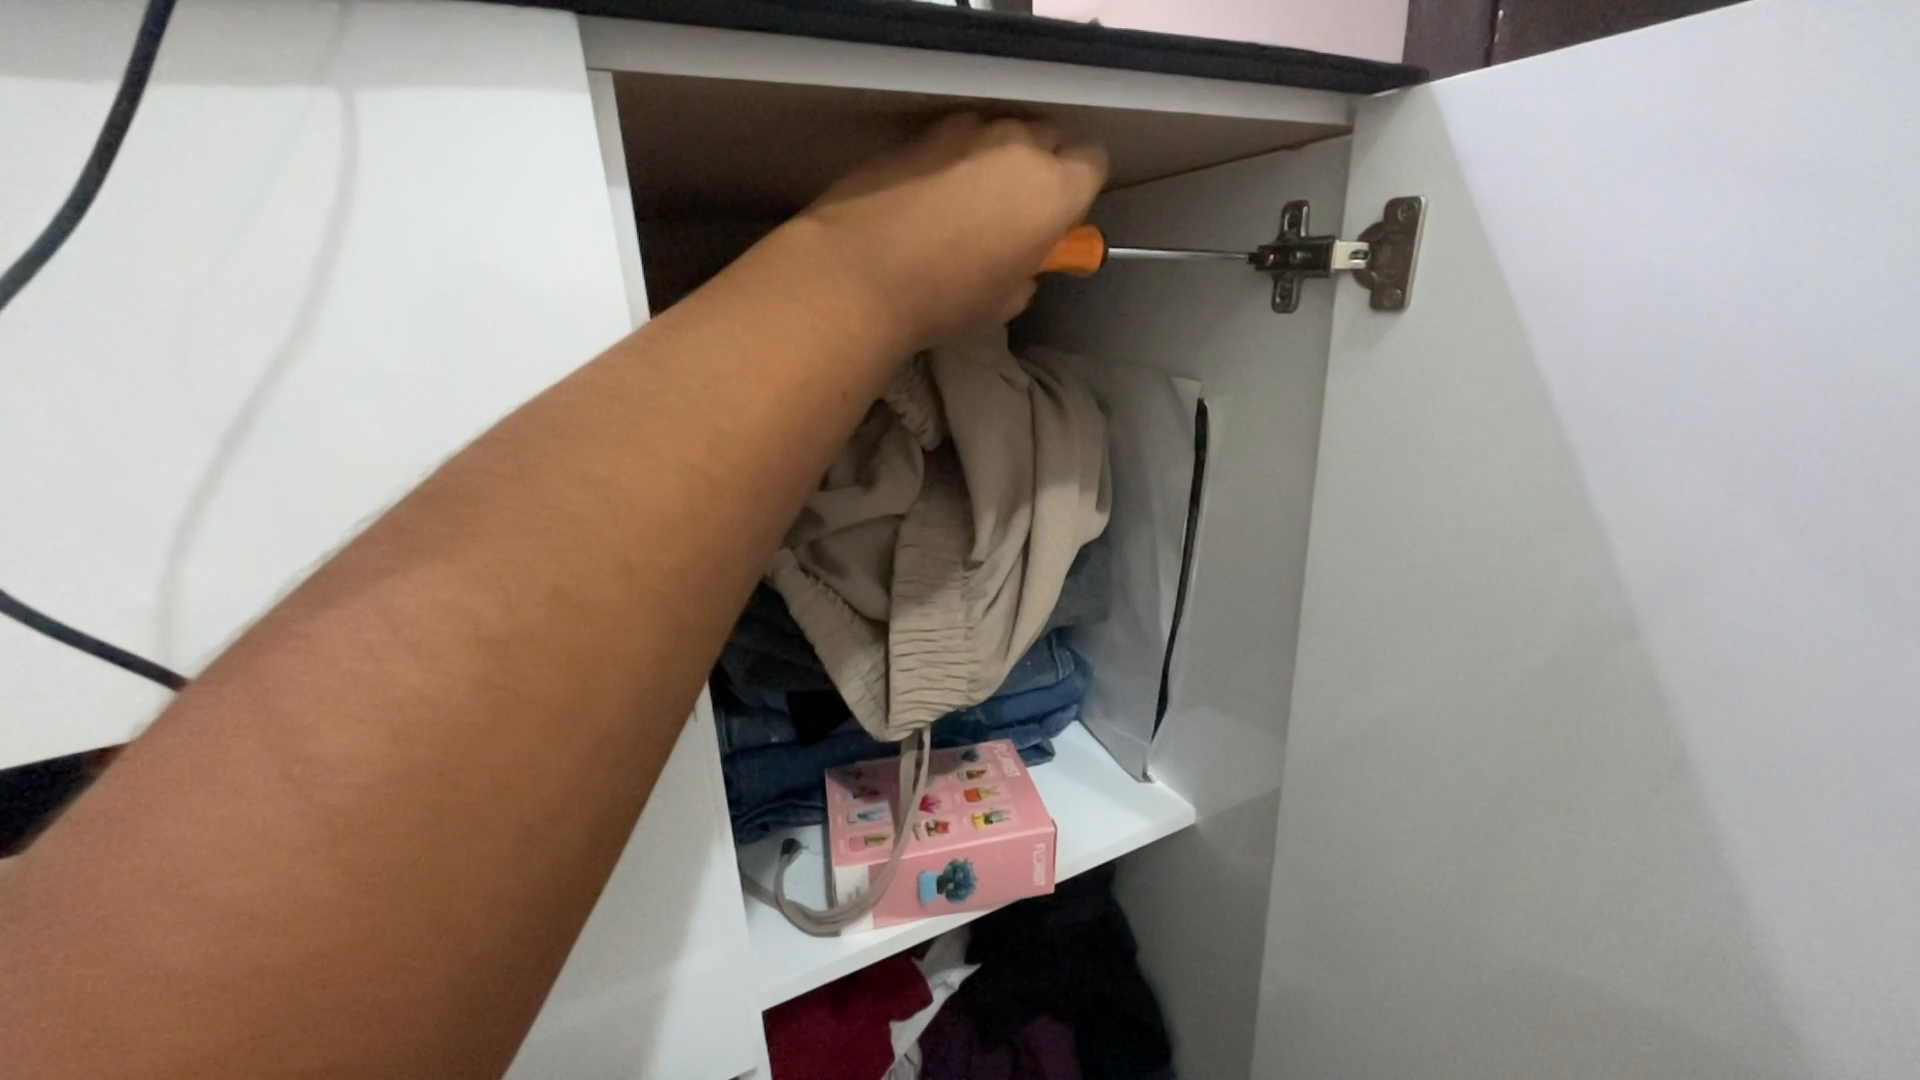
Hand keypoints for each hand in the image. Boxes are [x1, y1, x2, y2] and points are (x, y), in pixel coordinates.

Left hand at [791, 114, 1108, 351]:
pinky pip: (953, 140)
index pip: (1092, 164)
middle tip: (1013, 214)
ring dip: (994, 161)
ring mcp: (964, 132)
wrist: (857, 276)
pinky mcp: (918, 133)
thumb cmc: (941, 301)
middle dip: (1041, 168)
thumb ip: (1028, 272)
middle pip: (1049, 138)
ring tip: (964, 206)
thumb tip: (1023, 264)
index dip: (1077, 192)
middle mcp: (1016, 146)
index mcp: (1052, 190)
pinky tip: (926, 198)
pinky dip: (951, 160)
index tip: (1057, 219)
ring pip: (998, 134)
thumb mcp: (1003, 303)